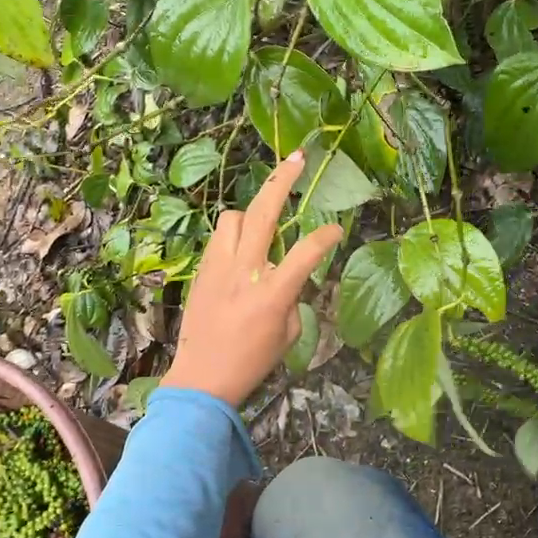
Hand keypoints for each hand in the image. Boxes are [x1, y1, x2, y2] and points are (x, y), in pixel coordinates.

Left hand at [161, 151, 342, 406]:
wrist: (202, 378)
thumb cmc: (251, 362)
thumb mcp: (287, 333)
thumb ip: (291, 297)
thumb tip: (287, 275)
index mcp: (271, 294)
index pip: (306, 253)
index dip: (325, 237)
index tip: (337, 230)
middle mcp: (243, 273)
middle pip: (262, 213)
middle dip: (282, 181)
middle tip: (298, 158)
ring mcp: (217, 268)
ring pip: (233, 218)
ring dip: (251, 215)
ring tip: (263, 226)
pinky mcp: (201, 271)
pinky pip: (219, 238)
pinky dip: (233, 236)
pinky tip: (241, 251)